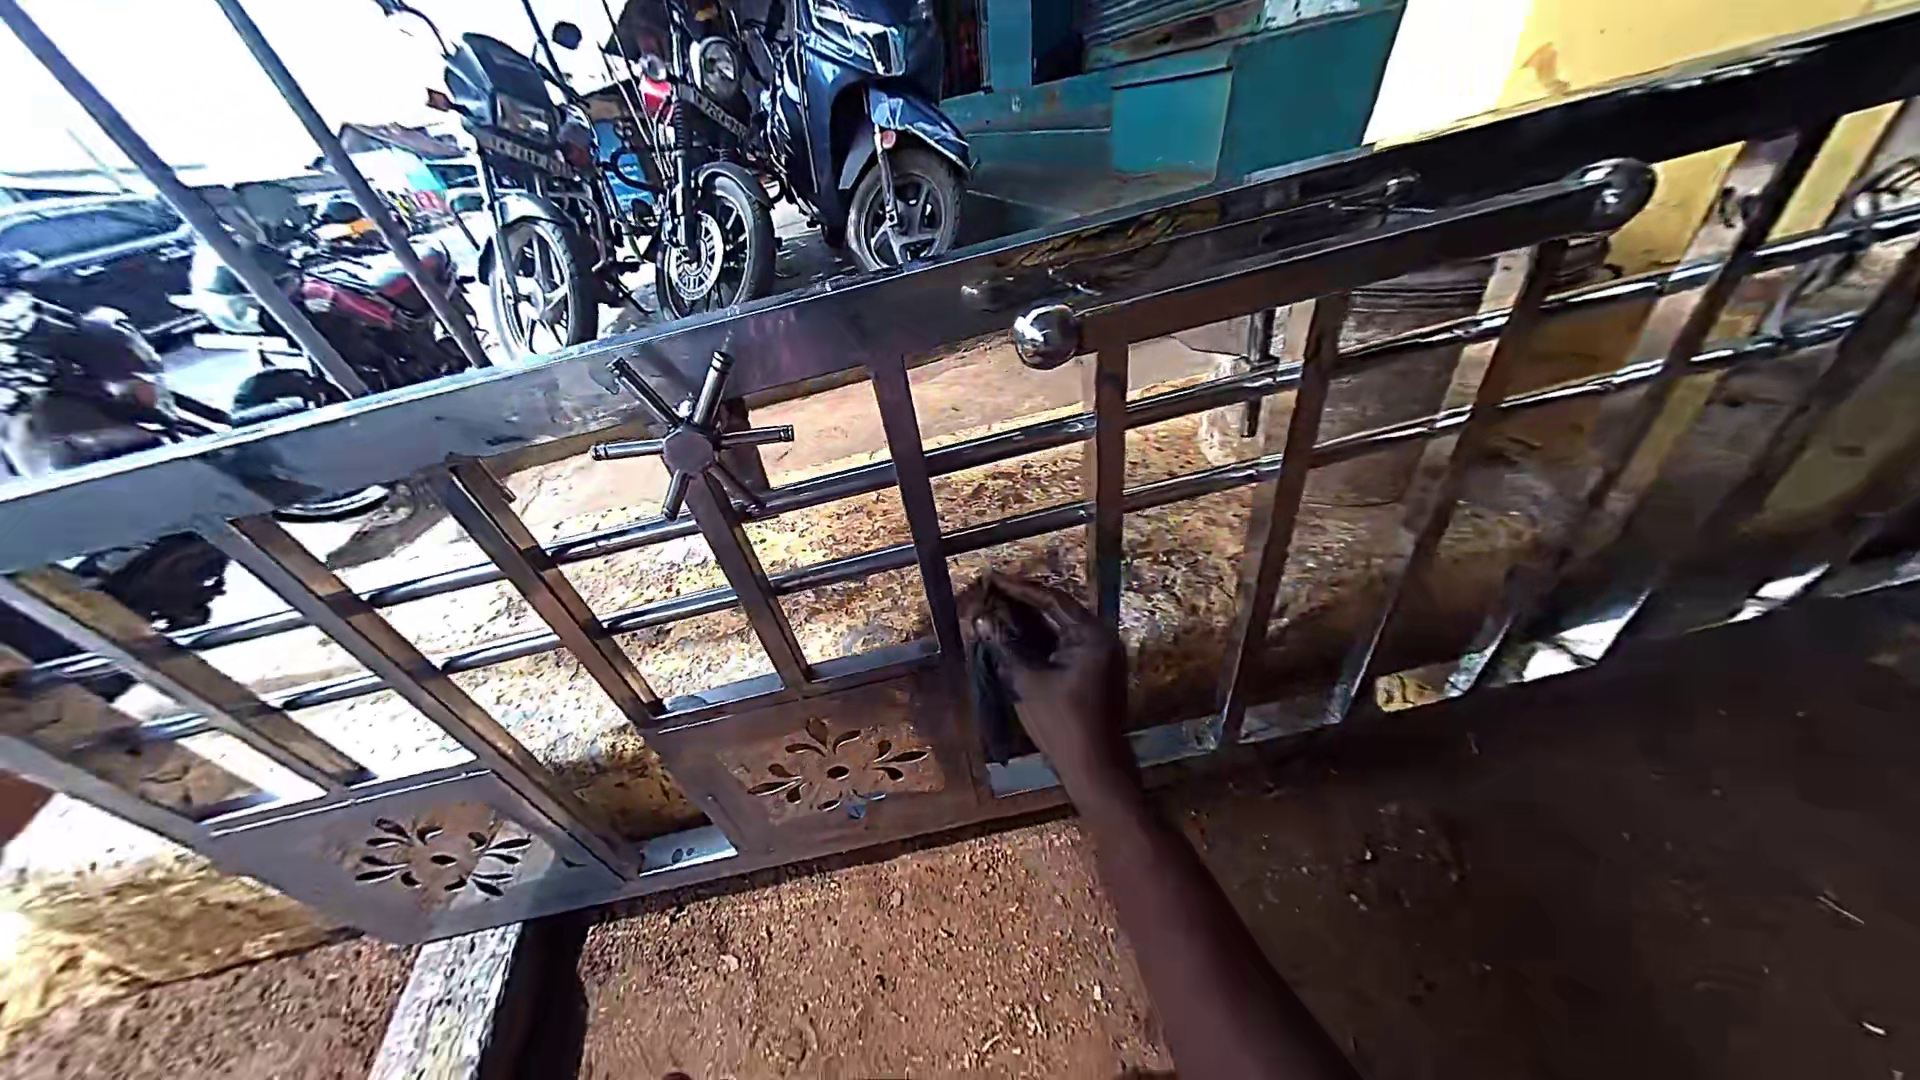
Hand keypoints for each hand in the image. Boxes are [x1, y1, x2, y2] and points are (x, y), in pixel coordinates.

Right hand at [966, 573, 1136, 798]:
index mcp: (1091, 635)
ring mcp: (1100, 655)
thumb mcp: (1027, 682)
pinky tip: (1015, 634)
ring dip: (1030, 619)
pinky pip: (1063, 643)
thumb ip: (1004, 646)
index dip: (1019, 588)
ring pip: (1059, 627)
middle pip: (1057, 610)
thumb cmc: (1062, 723)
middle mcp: (1100, 638)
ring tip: (997, 606)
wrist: (1094, 767)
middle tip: (991, 590)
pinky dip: (1040, 637)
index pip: (1051, 599)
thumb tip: (979, 619)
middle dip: (1023, 601)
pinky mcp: (1093, 670)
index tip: (992, 578)